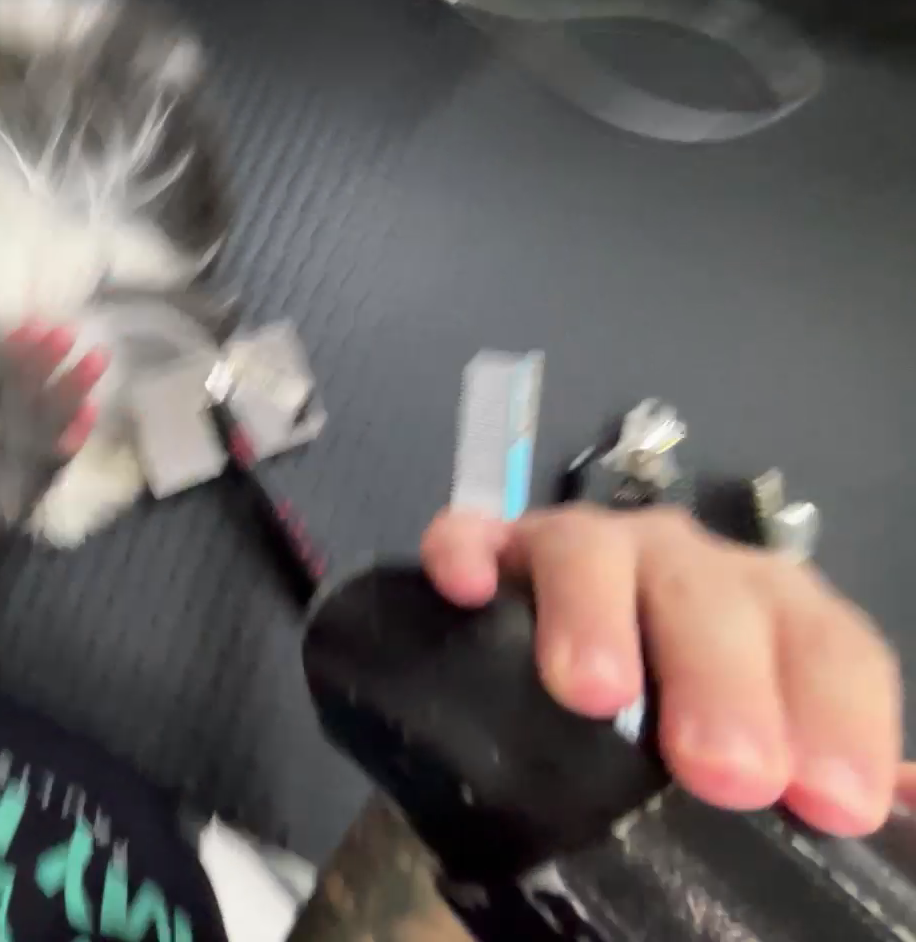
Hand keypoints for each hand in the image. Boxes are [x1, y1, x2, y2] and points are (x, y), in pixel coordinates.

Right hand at [421, 506, 904, 835]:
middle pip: (705, 595)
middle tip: (718, 772)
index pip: (823, 641)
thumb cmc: (667, 701)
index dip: (835, 717)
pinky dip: (464, 551)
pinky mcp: (482, 543)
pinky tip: (465, 589)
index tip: (824, 802)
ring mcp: (566, 541)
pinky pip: (467, 531)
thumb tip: (897, 807)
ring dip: (592, 617)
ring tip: (590, 695)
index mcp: (762, 603)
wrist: (553, 650)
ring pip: (585, 550)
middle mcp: (671, 557)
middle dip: (719, 681)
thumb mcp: (763, 734)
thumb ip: (817, 759)